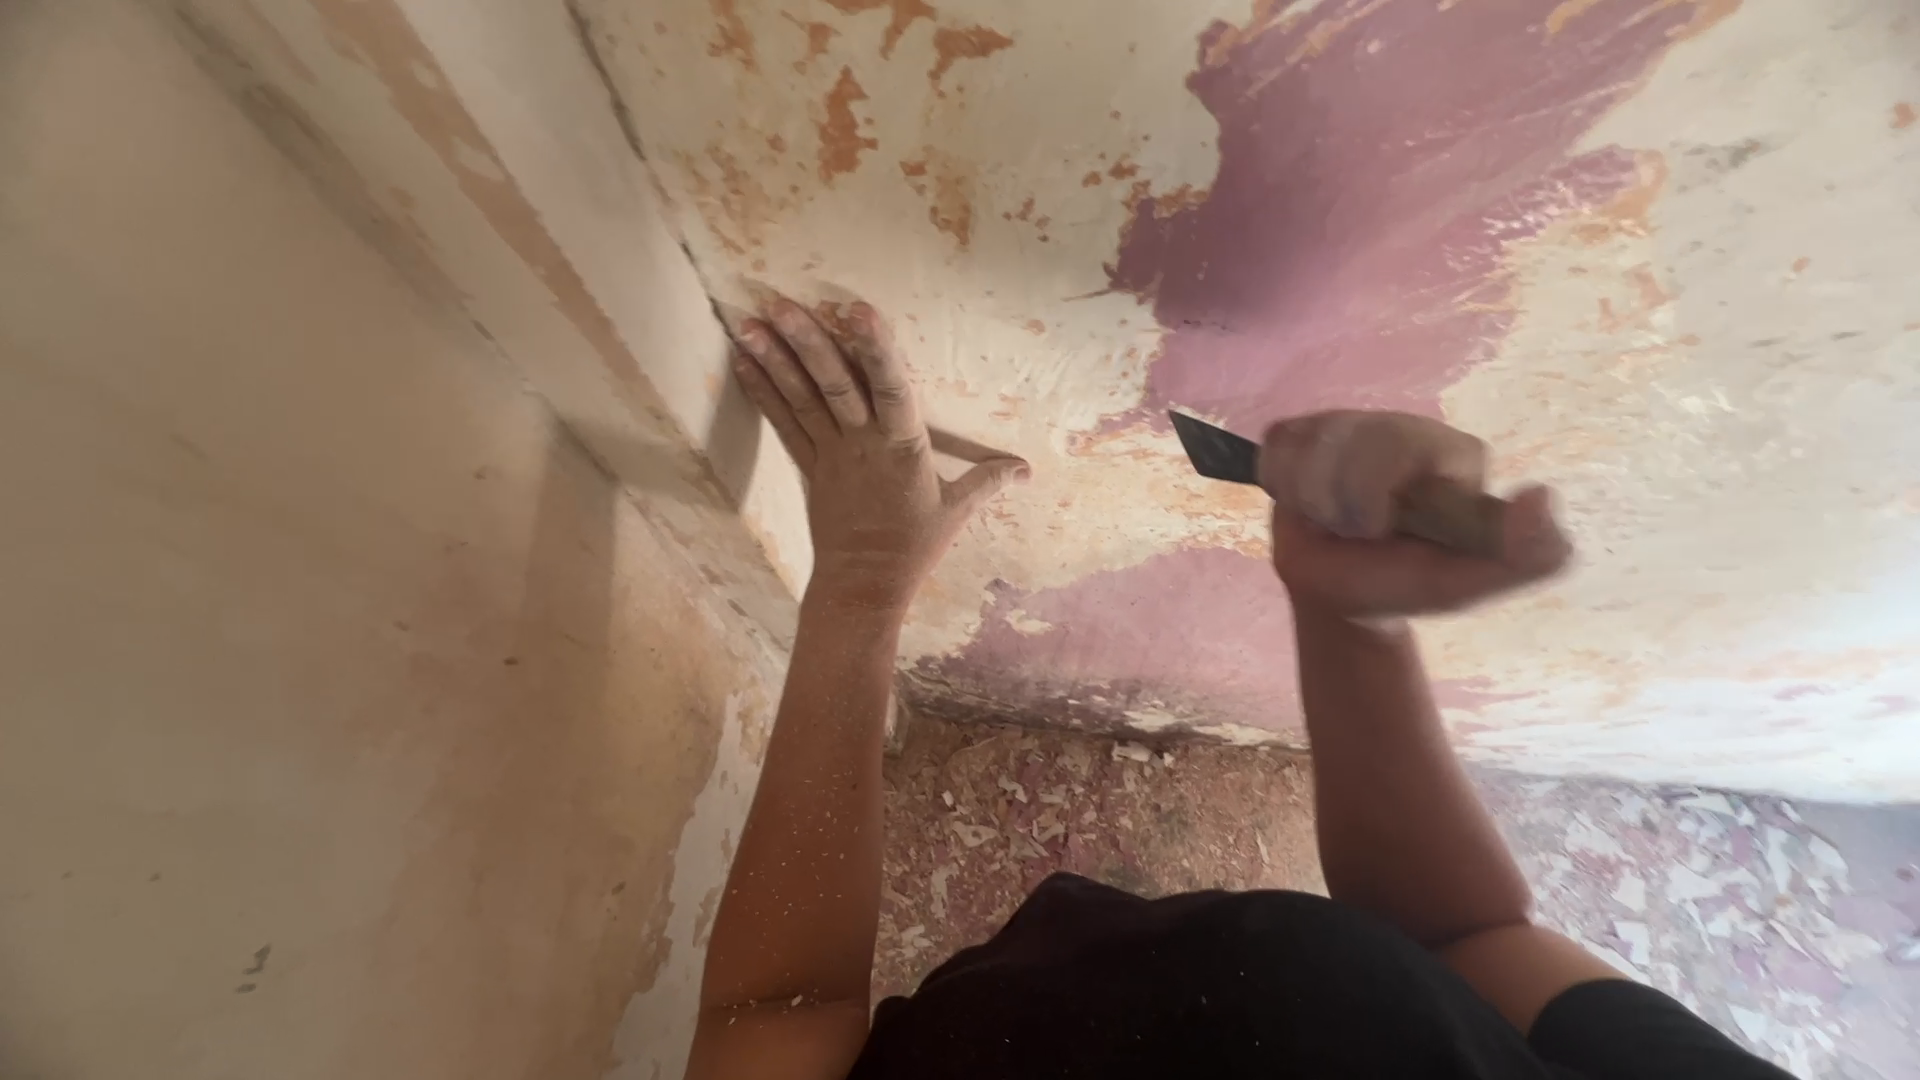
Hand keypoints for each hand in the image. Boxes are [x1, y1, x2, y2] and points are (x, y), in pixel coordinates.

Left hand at [732, 296, 1029, 612]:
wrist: (864, 585)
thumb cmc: (914, 547)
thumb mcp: (958, 511)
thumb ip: (989, 481)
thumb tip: (1029, 469)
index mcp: (903, 447)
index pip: (894, 389)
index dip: (877, 350)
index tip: (858, 311)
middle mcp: (863, 444)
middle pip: (836, 387)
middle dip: (810, 344)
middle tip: (782, 302)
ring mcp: (830, 455)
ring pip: (802, 401)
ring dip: (777, 360)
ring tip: (751, 322)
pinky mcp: (809, 467)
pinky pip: (784, 425)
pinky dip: (763, 393)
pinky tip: (744, 362)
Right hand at [1259, 411, 1570, 620]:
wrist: (1335, 597)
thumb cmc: (1400, 585)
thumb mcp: (1469, 584)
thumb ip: (1527, 553)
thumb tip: (1540, 494)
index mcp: (1448, 452)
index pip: (1392, 448)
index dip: (1370, 499)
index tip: (1384, 532)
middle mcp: (1400, 427)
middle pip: (1344, 442)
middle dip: (1338, 504)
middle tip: (1355, 531)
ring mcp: (1347, 425)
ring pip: (1306, 446)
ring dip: (1310, 499)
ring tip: (1331, 519)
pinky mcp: (1302, 433)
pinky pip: (1277, 444)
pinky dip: (1283, 483)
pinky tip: (1305, 501)